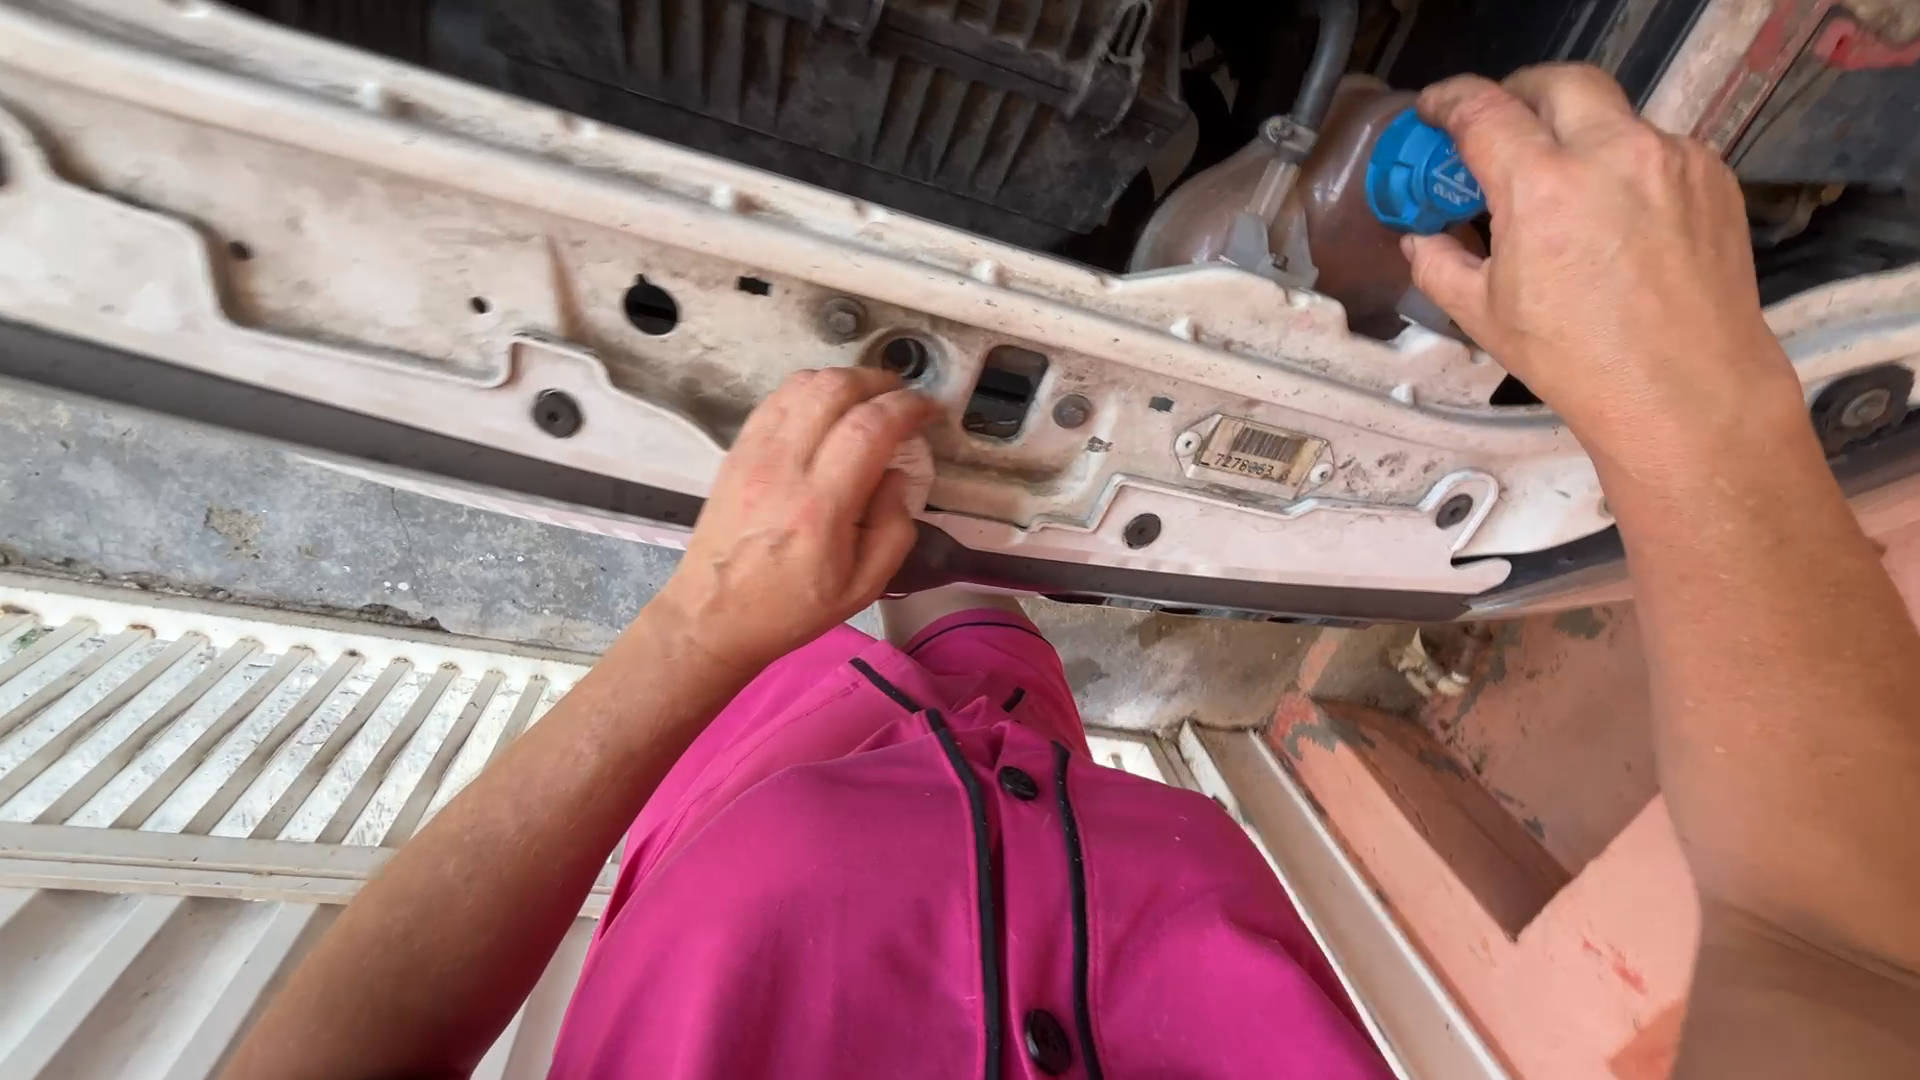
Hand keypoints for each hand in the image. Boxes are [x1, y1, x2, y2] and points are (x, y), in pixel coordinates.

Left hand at [649, 368, 938, 674]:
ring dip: (845, 380)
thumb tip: (896, 475)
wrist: (713, 616)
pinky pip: (777, 399)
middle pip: (834, 390)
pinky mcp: (736, 451)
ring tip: (871, 397)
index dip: (907, 408)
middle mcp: (784, 468)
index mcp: (820, 507)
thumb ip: (894, 528)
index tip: (929, 411)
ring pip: (802, 385)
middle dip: (879, 382)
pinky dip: (811, 389)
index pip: (869, 428)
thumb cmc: (793, 608)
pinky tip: (829, 406)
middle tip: (904, 397)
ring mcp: (753, 453)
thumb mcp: (864, 587)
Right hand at [1405, 64, 1804, 471]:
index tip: (1433, 105)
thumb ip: (1437, 263)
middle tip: (1491, 122)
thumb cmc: (1570, 354)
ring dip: (1568, 129)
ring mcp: (1672, 157)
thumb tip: (1421, 238)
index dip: (1450, 101)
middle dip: (1517, 90)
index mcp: (1545, 189)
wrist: (1679, 380)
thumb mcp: (1478, 313)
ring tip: (1547, 179)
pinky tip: (1599, 208)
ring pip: (1610, 112)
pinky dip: (1612, 159)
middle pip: (1560, 81)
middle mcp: (1614, 154)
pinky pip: (1649, 144)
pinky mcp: (1710, 173)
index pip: (1487, 113)